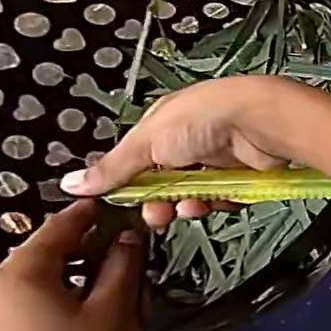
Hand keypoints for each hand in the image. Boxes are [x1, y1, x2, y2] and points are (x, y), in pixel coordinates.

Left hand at [0, 200, 146, 330]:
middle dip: (86, 258)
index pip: (59, 228)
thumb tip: (127, 238)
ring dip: (73, 288)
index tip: (114, 206)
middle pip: (43, 261)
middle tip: (128, 263)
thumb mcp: (117, 312)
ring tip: (114, 306)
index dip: (92, 214)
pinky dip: (54, 315)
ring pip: (33, 293)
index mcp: (12, 278)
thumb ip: (124, 264)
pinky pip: (21, 320)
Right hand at [59, 75, 305, 226]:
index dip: (132, 185)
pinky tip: (218, 201)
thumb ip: (113, 167)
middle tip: (160, 214)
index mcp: (163, 125)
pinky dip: (220, 202)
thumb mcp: (147, 141)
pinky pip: (227, 196)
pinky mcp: (246, 172)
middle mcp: (192, 139)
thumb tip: (71, 183)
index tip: (126, 203)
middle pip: (168, 182)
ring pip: (197, 193)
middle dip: (161, 202)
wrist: (260, 121)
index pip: (139, 161)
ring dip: (191, 205)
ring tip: (192, 207)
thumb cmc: (203, 117)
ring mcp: (221, 156)